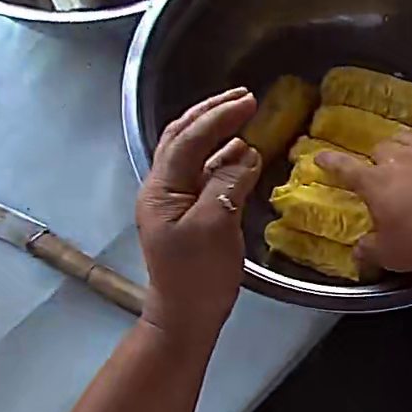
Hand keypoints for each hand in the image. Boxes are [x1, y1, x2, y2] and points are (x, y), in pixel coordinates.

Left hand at [136, 88, 262, 337]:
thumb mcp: (214, 227)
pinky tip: (243, 151)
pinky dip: (224, 156)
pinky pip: (207, 173)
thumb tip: (247, 153)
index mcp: (162, 188)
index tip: (249, 101)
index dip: (219, 117)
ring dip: (217, 130)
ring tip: (243, 114)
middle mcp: (164, 187)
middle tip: (243, 96)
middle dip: (212, 113)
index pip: (190, 139)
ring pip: (194, 152)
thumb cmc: (198, 275)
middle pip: (183, 137)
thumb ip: (228, 185)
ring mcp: (176, 200)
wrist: (186, 314)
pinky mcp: (192, 212)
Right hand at [315, 108, 411, 274]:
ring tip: (396, 149)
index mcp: (375, 183)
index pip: (344, 168)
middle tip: (375, 172)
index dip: (330, 162)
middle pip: (378, 149)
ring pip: (404, 137)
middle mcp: (398, 160)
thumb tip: (358, 251)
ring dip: (398, 143)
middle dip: (373, 159)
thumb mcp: (391, 255)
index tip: (318, 157)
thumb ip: (370, 250)